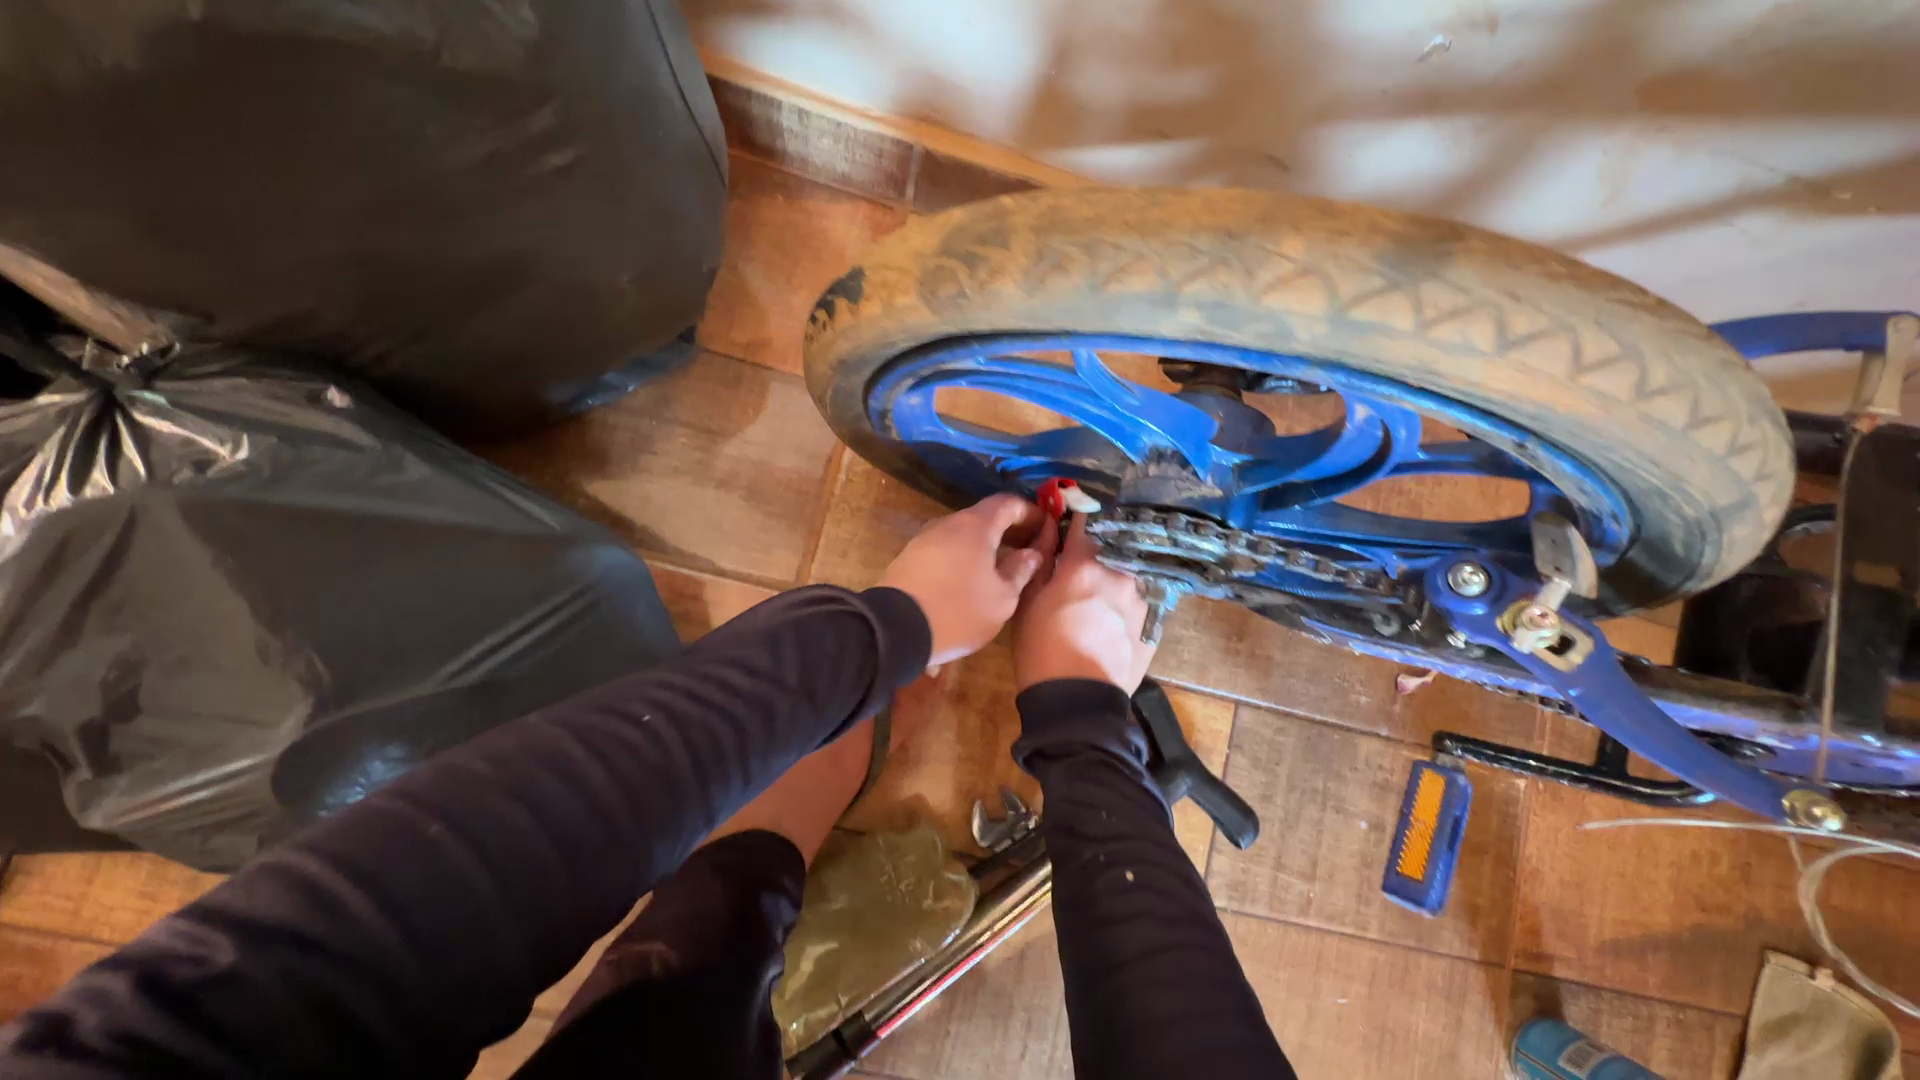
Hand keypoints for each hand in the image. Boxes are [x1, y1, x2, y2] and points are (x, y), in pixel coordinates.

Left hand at [879, 494, 1047, 667]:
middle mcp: (948, 524)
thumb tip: (1032, 553)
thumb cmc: (958, 611)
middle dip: (1009, 529)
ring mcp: (924, 539)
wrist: (895, 630)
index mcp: (975, 526)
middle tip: (1028, 548)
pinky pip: (945, 549)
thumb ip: (1020, 571)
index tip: (1045, 527)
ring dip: (985, 545)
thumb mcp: (1001, 598)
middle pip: (983, 517)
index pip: (1008, 503)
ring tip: (1002, 568)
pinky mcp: (909, 558)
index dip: (1030, 512)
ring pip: (962, 534)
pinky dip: (964, 556)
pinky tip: (971, 579)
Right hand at [1014, 514, 1157, 691]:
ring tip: (1100, 586)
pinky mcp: (1155, 622)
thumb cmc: (1041, 652)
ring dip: (1115, 569)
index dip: (1076, 513)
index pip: (1086, 520)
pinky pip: (1141, 595)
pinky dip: (1128, 595)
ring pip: (1129, 568)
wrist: (1078, 705)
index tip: (1069, 512)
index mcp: (1084, 564)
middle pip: (1112, 542)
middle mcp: (1120, 572)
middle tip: (1082, 553)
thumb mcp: (1028, 604)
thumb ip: (1041, 560)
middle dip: (1098, 543)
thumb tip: (1048, 527)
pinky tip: (1114, 612)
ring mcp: (1142, 597)